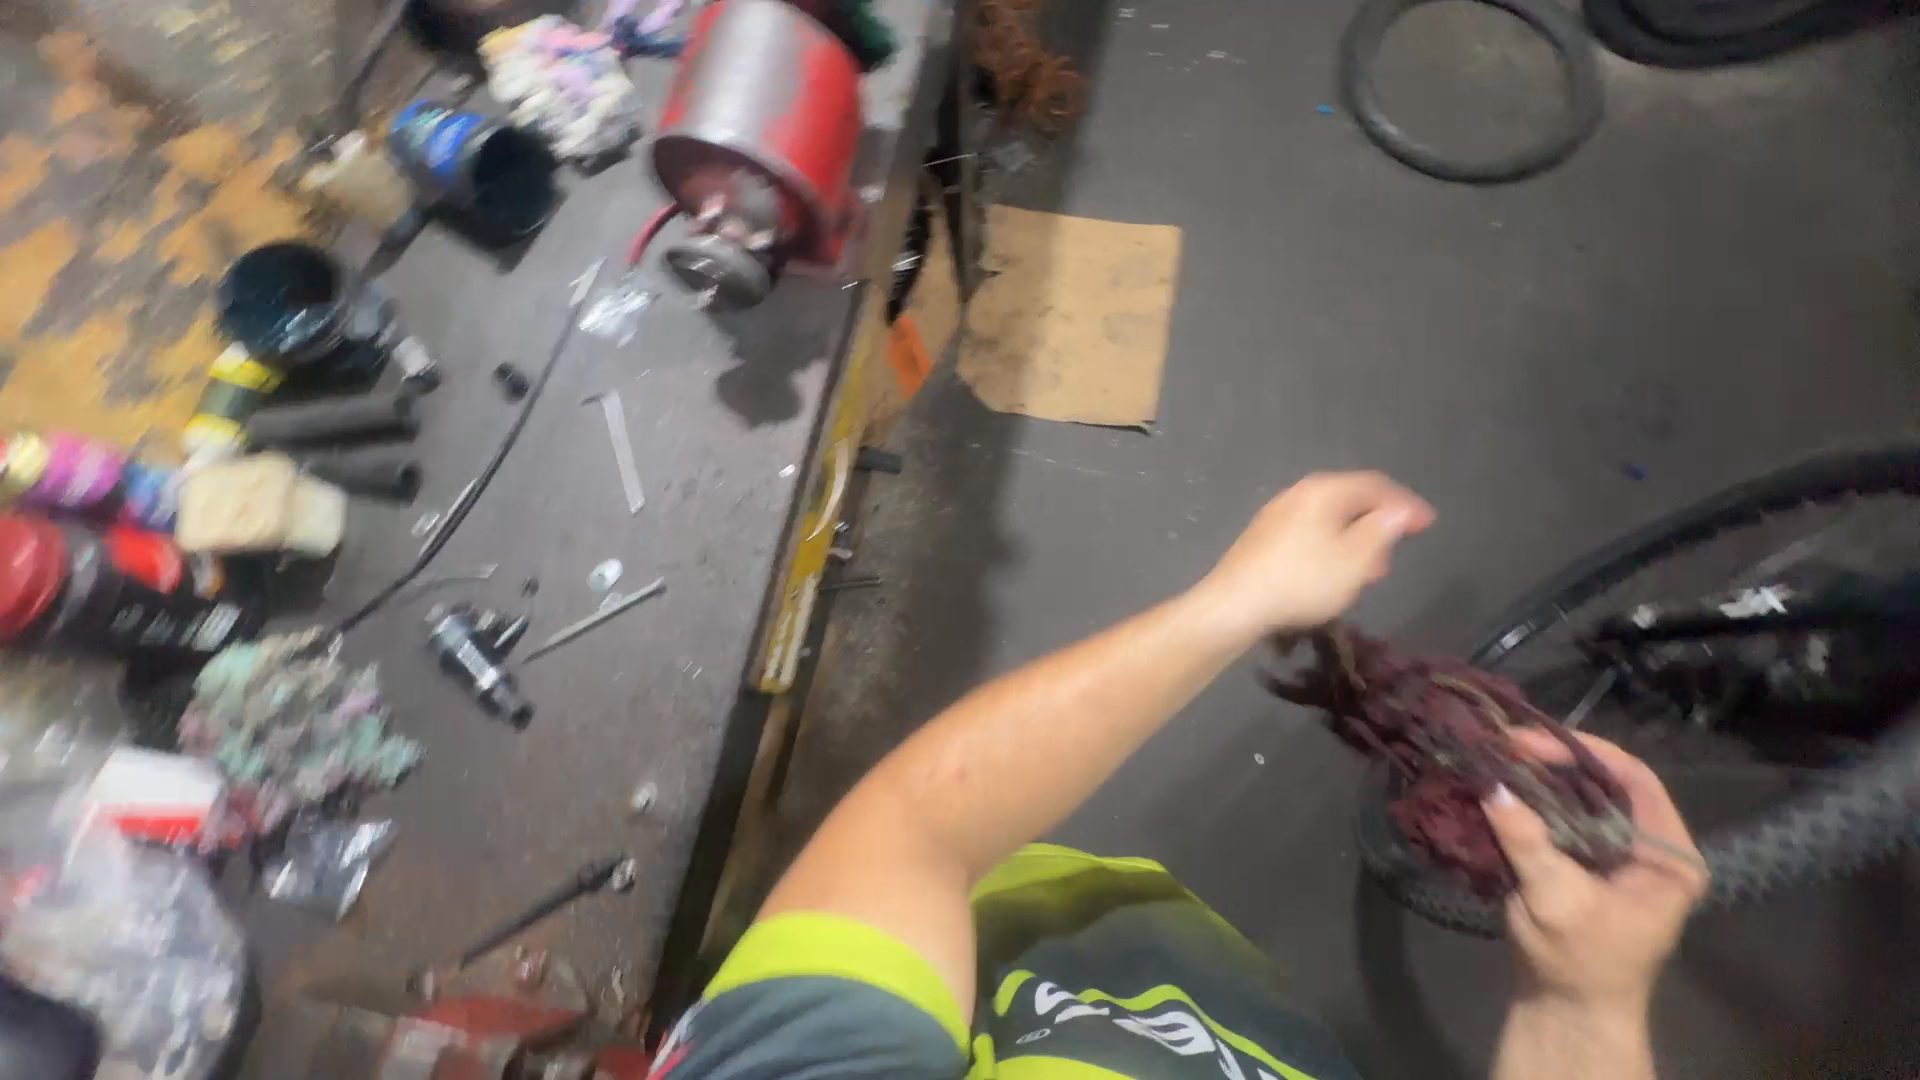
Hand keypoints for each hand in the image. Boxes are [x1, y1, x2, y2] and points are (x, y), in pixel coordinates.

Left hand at [1193, 471, 1432, 637]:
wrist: (1233, 605)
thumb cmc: (1302, 581)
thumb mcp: (1356, 559)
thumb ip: (1383, 530)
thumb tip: (1400, 510)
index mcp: (1321, 491)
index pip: (1373, 484)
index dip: (1404, 504)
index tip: (1427, 525)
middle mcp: (1294, 495)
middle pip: (1348, 502)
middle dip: (1375, 527)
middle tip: (1390, 557)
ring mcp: (1274, 517)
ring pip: (1327, 522)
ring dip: (1352, 545)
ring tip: (1363, 575)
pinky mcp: (1261, 540)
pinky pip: (1307, 537)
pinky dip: (1328, 552)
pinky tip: (1329, 580)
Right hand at [1485, 731, 1709, 1015]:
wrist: (1566, 1008)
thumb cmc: (1579, 961)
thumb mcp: (1555, 901)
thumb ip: (1528, 842)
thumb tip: (1491, 785)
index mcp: (1666, 856)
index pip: (1635, 779)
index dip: (1584, 751)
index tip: (1529, 740)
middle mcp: (1644, 844)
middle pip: (1600, 779)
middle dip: (1549, 756)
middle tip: (1499, 743)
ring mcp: (1609, 850)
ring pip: (1573, 791)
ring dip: (1532, 772)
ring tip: (1490, 754)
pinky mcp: (1576, 855)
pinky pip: (1553, 810)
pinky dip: (1523, 793)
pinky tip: (1491, 782)